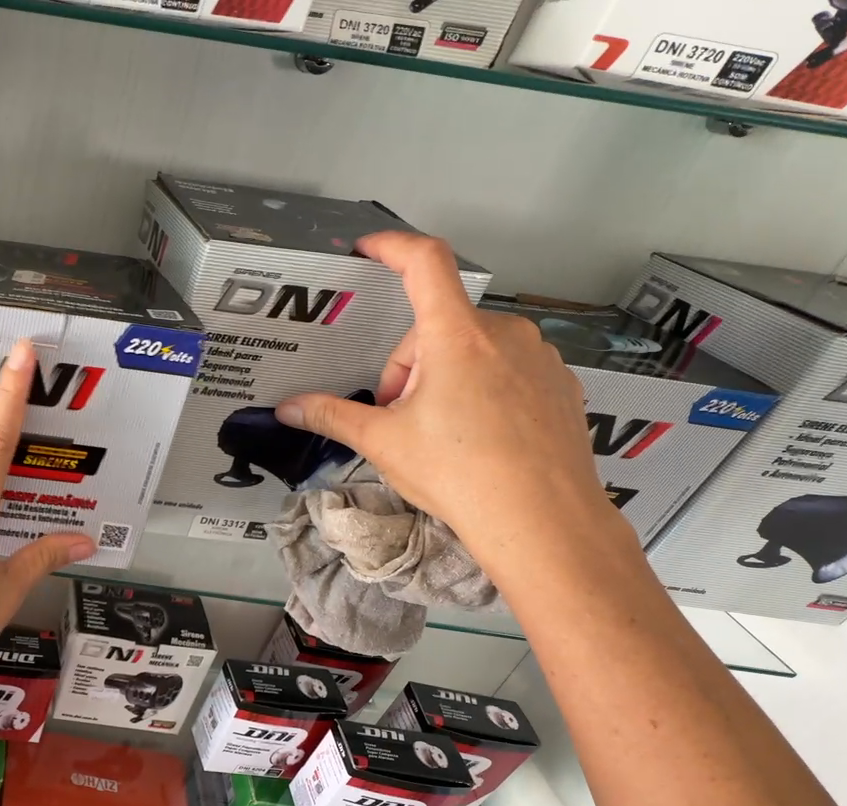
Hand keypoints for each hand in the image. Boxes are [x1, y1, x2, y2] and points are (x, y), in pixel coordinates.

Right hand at [274, 232, 620, 564]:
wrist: (541, 518)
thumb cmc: (460, 473)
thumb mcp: (381, 442)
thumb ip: (330, 415)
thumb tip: (288, 408)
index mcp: (456, 338)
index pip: (425, 264)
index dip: (392, 246)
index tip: (368, 248)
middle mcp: (504, 336)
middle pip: (436, 328)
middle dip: (406, 367)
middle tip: (396, 417)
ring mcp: (539, 358)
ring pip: (471, 350)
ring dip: (442, 379)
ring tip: (437, 433)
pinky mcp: (558, 384)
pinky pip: (506, 370)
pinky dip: (480, 392)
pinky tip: (475, 437)